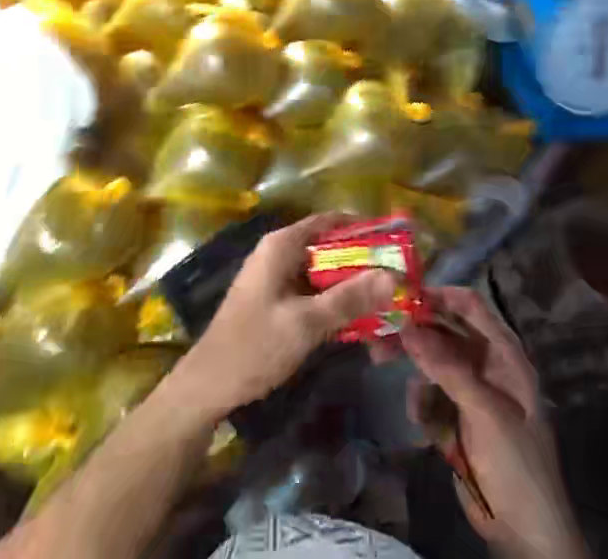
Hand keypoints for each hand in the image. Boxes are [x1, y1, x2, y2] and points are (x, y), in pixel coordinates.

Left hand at [168, 214, 394, 422]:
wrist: (209, 386)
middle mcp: (280, 253)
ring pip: (325, 272)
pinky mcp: (278, 301)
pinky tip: (360, 321)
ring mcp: (277, 278)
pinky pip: (314, 292)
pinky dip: (335, 302)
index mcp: (282, 246)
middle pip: (331, 247)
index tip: (396, 244)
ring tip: (387, 301)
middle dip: (363, 263)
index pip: (331, 221)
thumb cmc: (255, 346)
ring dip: (352, 286)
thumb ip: (349, 298)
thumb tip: (393, 276)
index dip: (364, 229)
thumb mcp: (306, 323)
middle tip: (398, 279)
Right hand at [399, 288, 587, 558]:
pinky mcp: (456, 418)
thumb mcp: (484, 410)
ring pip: (433, 363)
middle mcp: (487, 365)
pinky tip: (420, 419)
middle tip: (380, 329)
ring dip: (413, 367)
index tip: (402, 294)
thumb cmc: (516, 462)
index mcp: (505, 355)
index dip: (440, 296)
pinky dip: (421, 402)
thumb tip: (409, 327)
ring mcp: (470, 392)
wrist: (525, 531)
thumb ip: (447, 368)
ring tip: (381, 362)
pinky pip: (431, 395)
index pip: (471, 309)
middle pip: (446, 333)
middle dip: (415, 331)